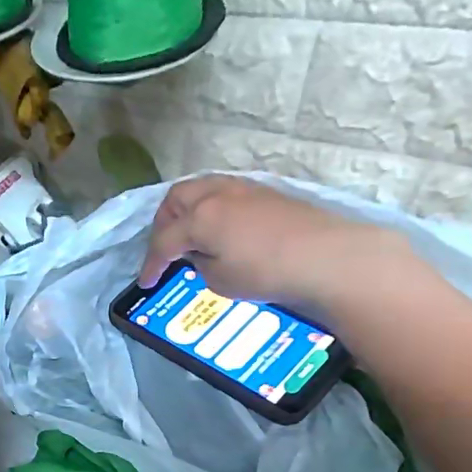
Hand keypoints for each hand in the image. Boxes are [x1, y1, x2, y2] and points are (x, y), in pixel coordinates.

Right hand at [138, 175, 429, 322]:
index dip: (151, 264)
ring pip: (201, 190)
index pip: (164, 241)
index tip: (146, 283)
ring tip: (189, 236)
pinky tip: (219, 230)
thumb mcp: (220, 280)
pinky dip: (211, 209)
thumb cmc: (266, 272)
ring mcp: (244, 188)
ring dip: (187, 211)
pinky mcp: (266, 192)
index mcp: (200, 217)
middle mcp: (217, 193)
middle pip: (176, 199)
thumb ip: (200, 264)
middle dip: (163, 224)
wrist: (325, 256)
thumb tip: (199, 255)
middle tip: (164, 249)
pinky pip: (224, 193)